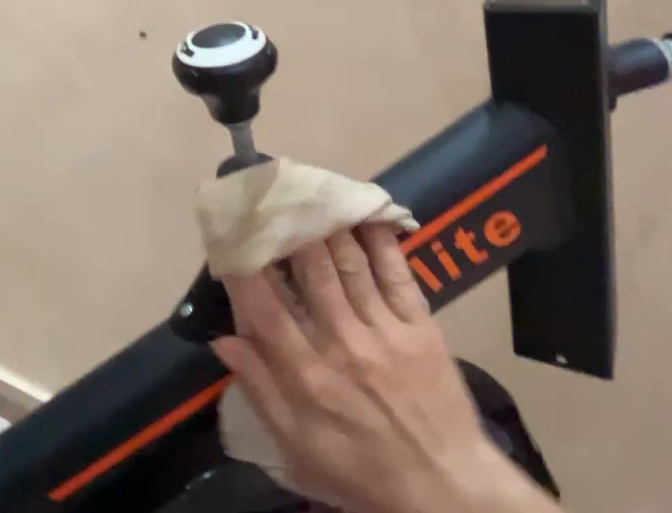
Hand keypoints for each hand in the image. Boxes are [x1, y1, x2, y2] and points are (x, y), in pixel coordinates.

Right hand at [212, 224, 558, 512]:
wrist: (449, 490)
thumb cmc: (361, 470)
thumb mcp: (297, 450)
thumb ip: (261, 390)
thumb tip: (223, 341)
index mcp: (308, 375)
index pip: (263, 307)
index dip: (242, 266)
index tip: (228, 233)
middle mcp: (343, 342)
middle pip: (309, 270)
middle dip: (287, 227)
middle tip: (269, 192)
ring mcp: (386, 331)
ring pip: (350, 262)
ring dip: (327, 222)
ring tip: (308, 189)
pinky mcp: (421, 327)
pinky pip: (397, 274)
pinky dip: (381, 240)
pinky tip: (367, 211)